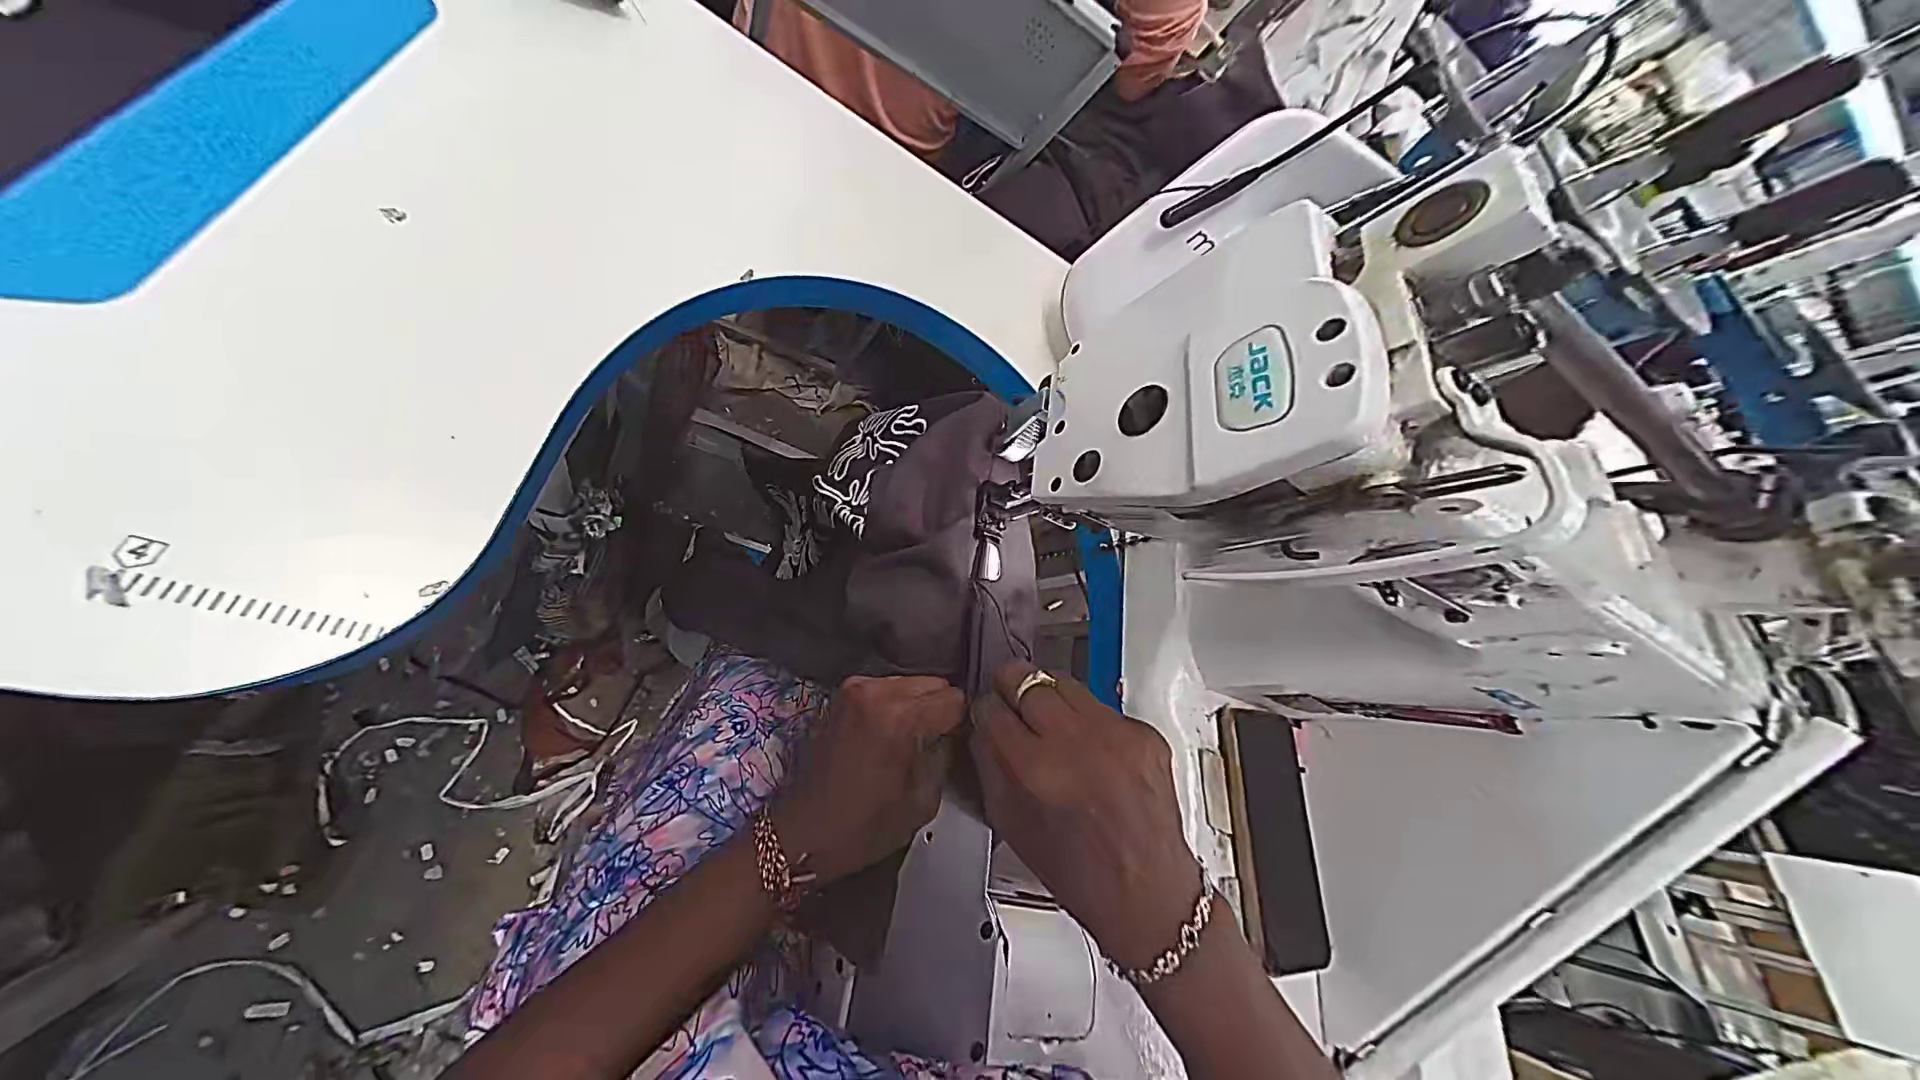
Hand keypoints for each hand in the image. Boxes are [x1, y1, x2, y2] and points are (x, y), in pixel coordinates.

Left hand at [774, 675, 963, 886]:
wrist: (803, 833)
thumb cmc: (862, 828)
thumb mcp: (922, 801)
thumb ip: (945, 756)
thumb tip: (955, 734)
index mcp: (900, 718)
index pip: (955, 700)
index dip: (963, 723)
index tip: (959, 742)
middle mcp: (877, 692)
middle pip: (934, 683)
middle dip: (941, 709)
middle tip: (938, 741)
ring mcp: (856, 688)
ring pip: (912, 682)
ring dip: (919, 704)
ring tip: (913, 738)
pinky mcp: (843, 694)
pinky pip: (887, 687)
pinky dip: (896, 703)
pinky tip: (891, 732)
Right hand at [970, 664, 1201, 969]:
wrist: (1147, 890)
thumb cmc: (1080, 872)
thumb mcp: (1012, 825)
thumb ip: (990, 766)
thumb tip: (982, 727)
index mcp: (1038, 771)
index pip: (995, 710)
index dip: (984, 707)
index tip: (986, 708)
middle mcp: (1079, 744)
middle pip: (1029, 681)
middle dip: (1012, 684)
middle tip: (1007, 688)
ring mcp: (1116, 735)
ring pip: (1066, 683)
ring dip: (1048, 694)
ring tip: (1045, 715)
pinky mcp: (1144, 734)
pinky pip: (1102, 708)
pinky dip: (1087, 719)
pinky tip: (1087, 745)